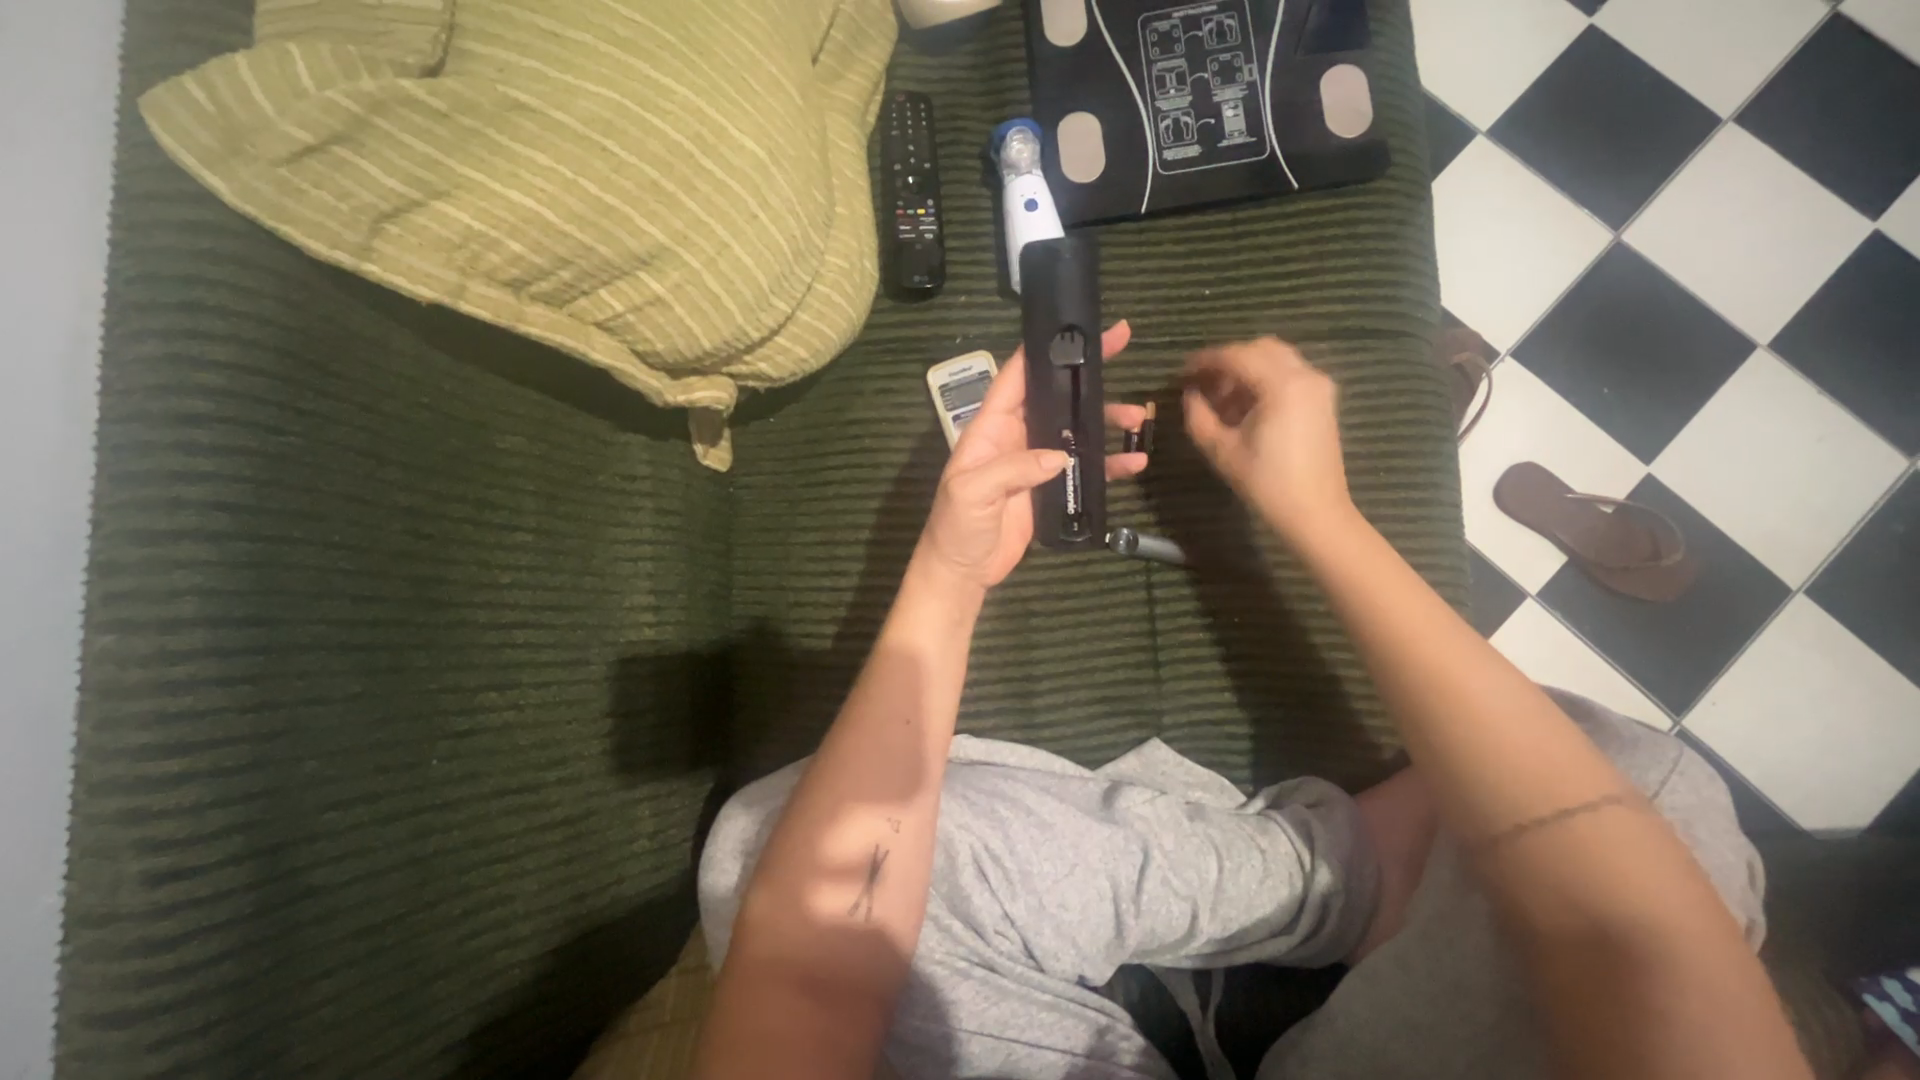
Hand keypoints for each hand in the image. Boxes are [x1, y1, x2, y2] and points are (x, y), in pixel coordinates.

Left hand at [915, 321, 1149, 592]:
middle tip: (1123, 347)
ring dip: (1105, 421)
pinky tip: (1133, 463)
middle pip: (1055, 396)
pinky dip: (1108, 463)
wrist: (963, 572)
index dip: (1046, 350)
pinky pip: (1084, 469)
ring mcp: (1035, 462)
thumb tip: (1059, 455)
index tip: (1079, 330)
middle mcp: (1015, 436)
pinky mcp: (1050, 488)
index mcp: (990, 428)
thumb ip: (1013, 469)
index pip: (1018, 377)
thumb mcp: (972, 492)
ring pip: (1075, 430)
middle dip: (1088, 376)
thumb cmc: (956, 528)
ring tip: (1138, 418)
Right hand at [1183, 337, 1353, 545]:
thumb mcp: (1221, 450)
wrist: (1315, 512)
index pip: (1236, 356)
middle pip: (1259, 349)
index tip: (1182, 373)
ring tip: (1222, 399)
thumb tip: (1190, 394)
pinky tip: (1246, 407)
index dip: (1205, 361)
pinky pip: (1289, 374)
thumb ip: (1198, 416)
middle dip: (1228, 362)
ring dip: (1246, 370)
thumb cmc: (1265, 483)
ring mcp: (1318, 386)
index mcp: (1281, 384)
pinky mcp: (1323, 400)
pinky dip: (1264, 380)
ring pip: (1276, 359)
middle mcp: (1305, 375)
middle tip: (1203, 384)